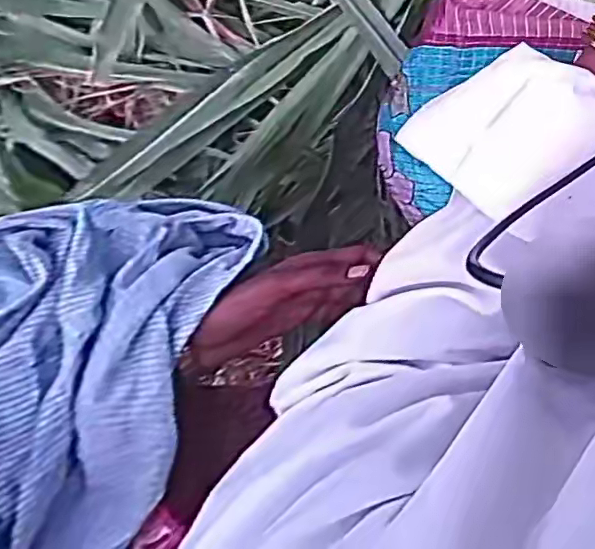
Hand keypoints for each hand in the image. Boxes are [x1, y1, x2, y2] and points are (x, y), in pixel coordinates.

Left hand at [181, 245, 380, 374]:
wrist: (195, 339)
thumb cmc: (233, 305)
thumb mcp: (281, 287)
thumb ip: (321, 277)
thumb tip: (361, 272)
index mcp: (310, 263)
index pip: (355, 255)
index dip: (377, 260)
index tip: (399, 272)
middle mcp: (312, 276)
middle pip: (354, 272)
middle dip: (376, 278)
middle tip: (397, 293)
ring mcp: (305, 296)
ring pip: (346, 291)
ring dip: (363, 295)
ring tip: (383, 307)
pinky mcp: (297, 316)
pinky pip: (331, 308)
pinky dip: (347, 310)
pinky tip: (356, 318)